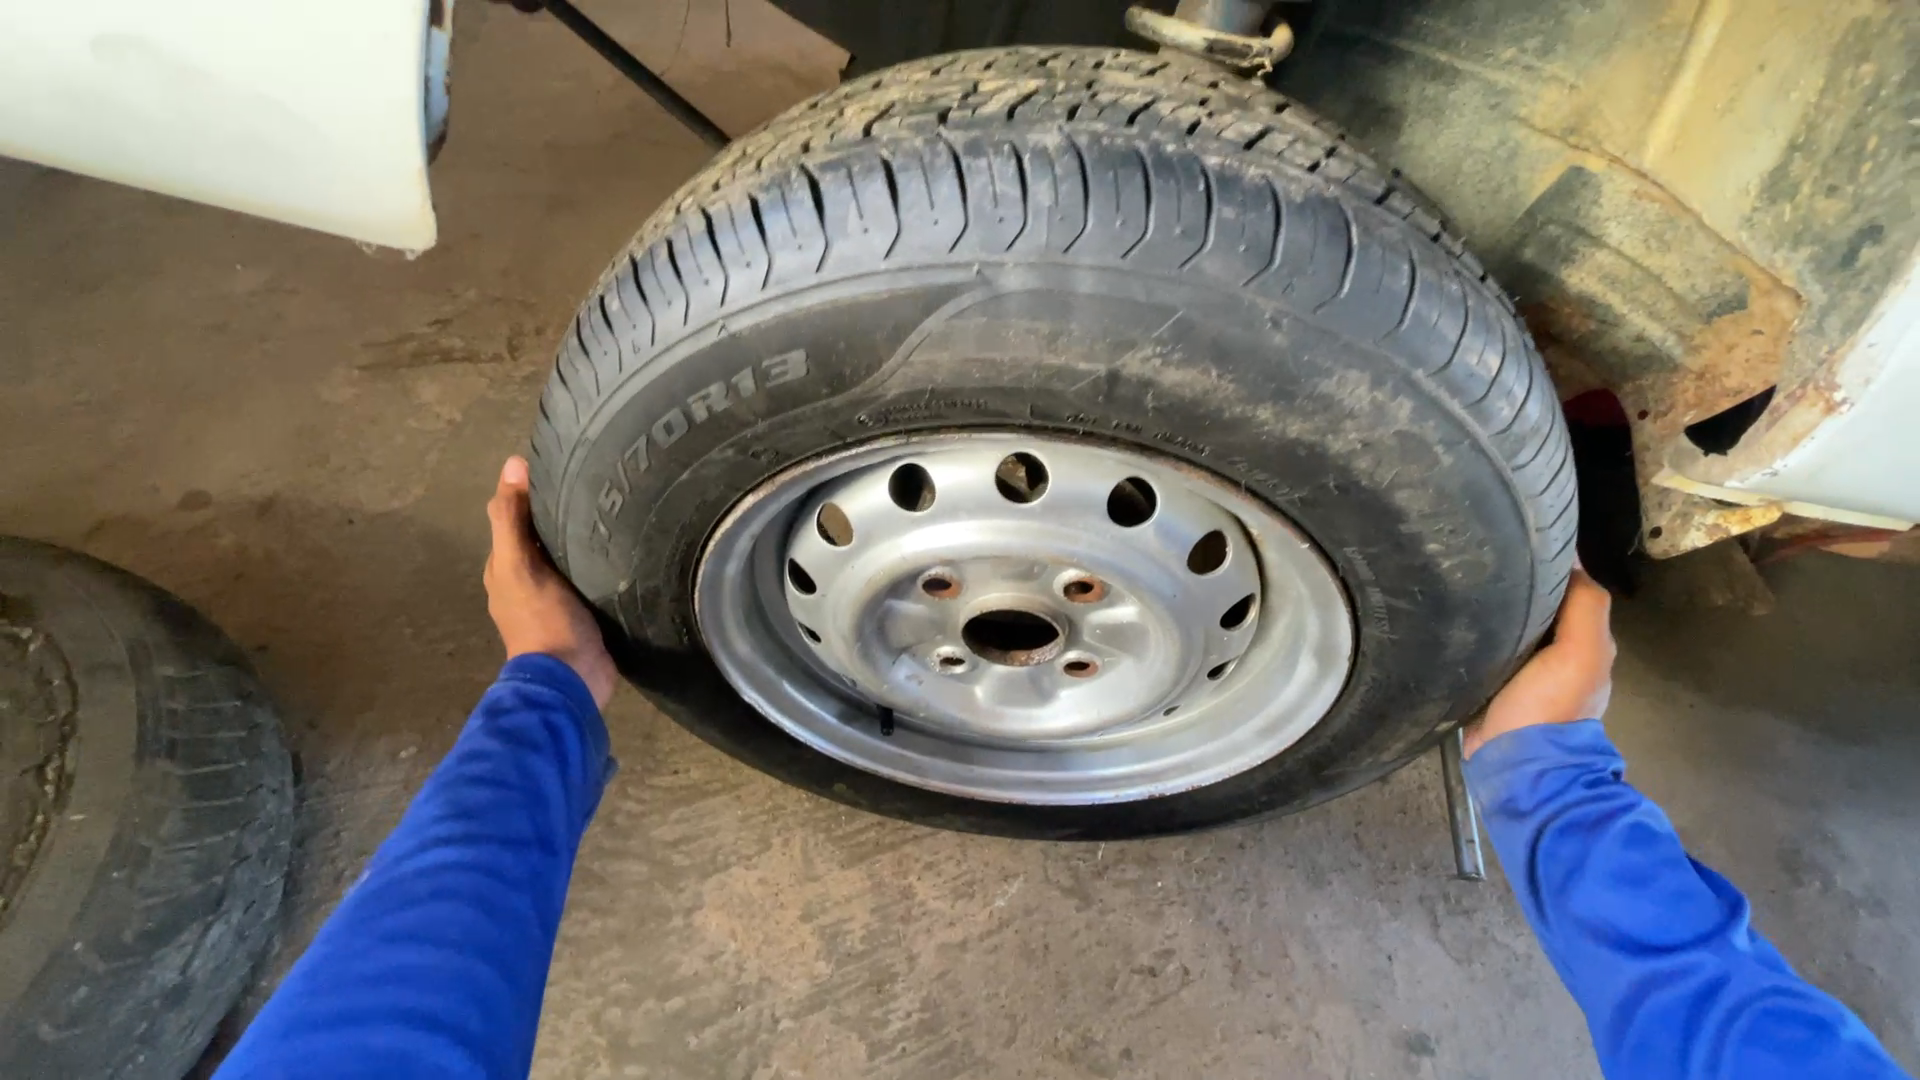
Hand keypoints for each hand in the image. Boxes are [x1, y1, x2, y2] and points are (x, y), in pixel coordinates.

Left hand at [484, 456, 617, 709]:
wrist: (572, 677)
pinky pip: (591, 577)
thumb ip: (512, 519)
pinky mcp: (585, 613)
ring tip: (617, 514)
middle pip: (543, 537)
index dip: (532, 493)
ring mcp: (557, 599)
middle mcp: (528, 581)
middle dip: (562, 514)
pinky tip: (621, 552)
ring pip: (568, 557)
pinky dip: (600, 563)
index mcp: (505, 568)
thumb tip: (513, 464)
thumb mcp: (520, 564)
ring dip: (584, 539)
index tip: (566, 467)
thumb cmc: (543, 619)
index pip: (516, 518)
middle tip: (600, 487)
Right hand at [1463, 568, 1614, 757]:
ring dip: (1486, 607)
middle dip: (1510, 584)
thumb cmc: (1550, 704)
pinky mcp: (1484, 682)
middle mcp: (1553, 654)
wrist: (1515, 762)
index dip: (1546, 565)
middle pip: (1532, 607)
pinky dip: (1471, 631)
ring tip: (1452, 583)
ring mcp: (1517, 671)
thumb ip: (1585, 608)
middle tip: (1473, 559)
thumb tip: (1570, 558)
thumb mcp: (1582, 652)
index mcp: (1581, 643)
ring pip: (1504, 625)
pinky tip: (1449, 620)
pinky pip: (1481, 646)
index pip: (1565, 592)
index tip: (1512, 540)